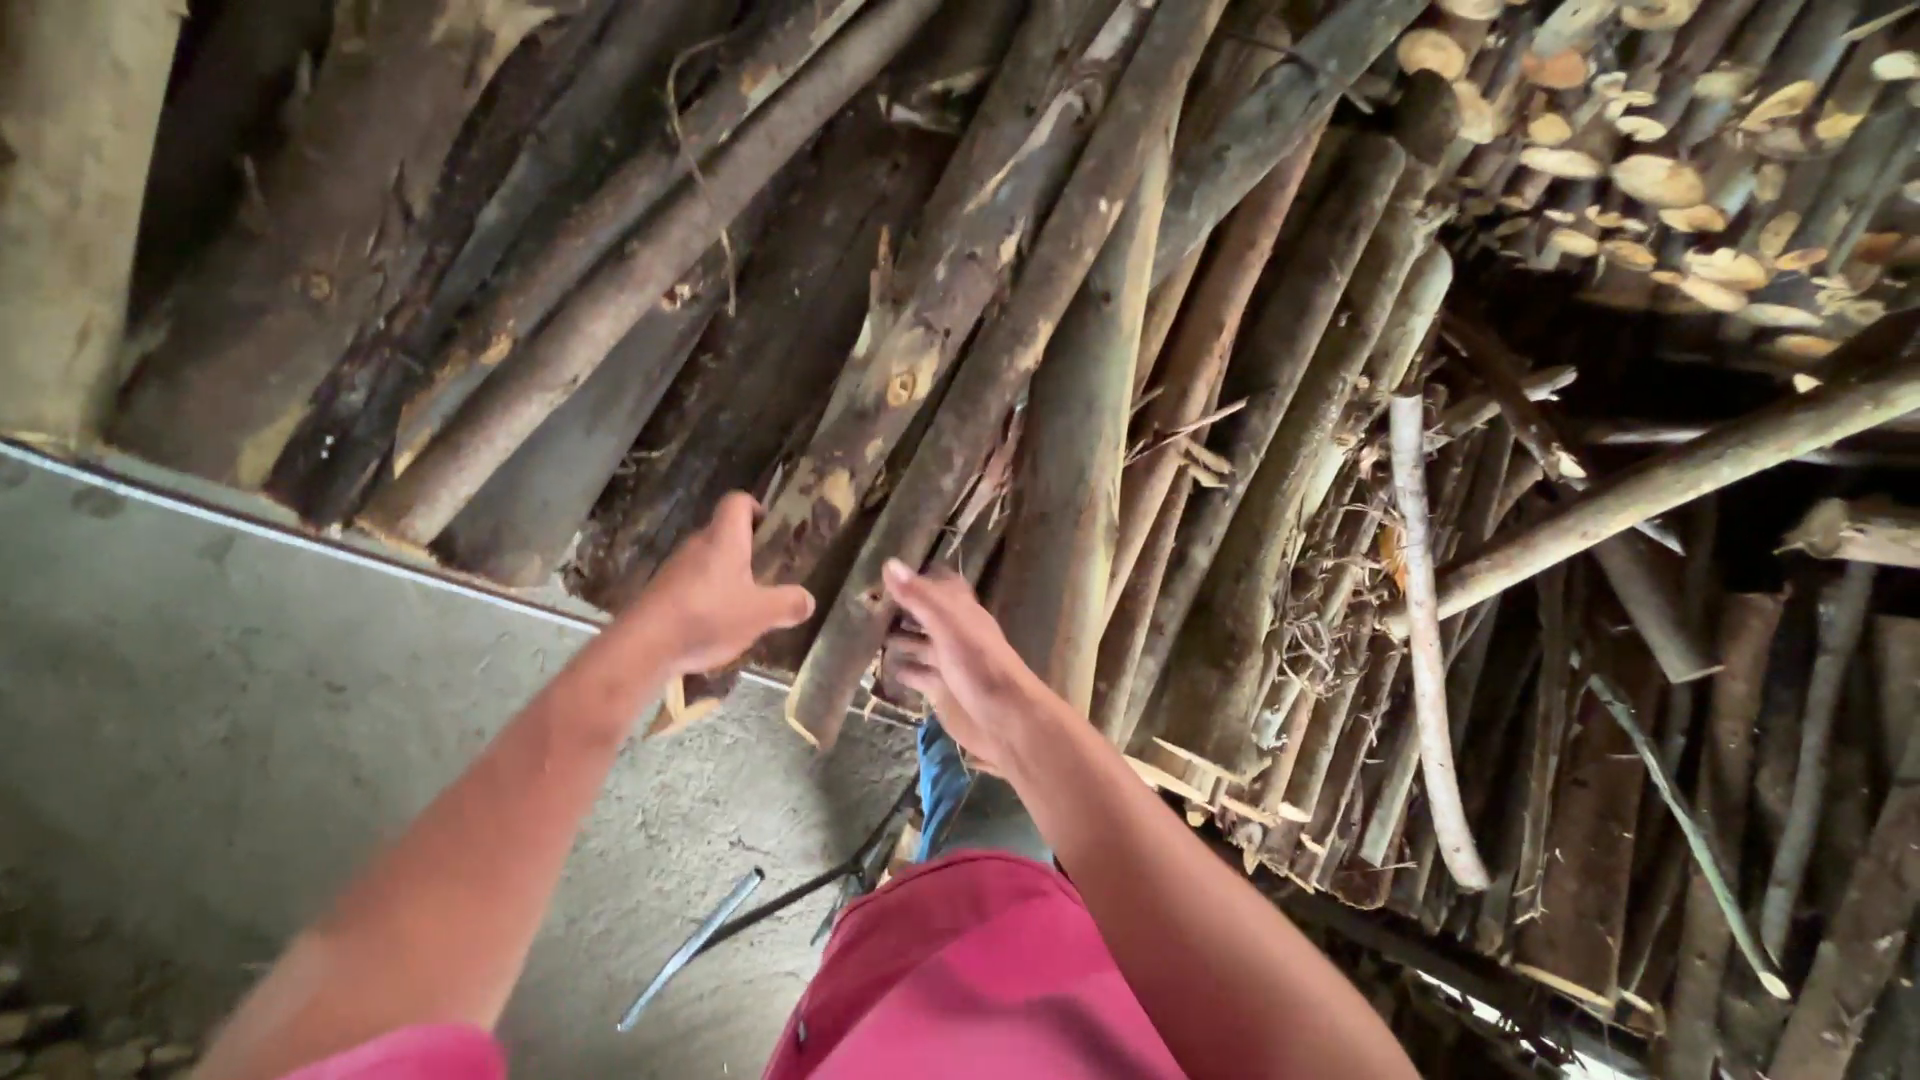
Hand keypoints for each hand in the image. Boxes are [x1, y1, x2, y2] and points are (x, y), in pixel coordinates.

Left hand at [628, 493, 814, 675]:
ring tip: (747, 607)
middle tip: (769, 576)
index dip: (756, 508)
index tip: (771, 531)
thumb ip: (788, 604)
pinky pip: (693, 586)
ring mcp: (675, 569)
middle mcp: (697, 545)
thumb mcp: (761, 613)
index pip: (737, 502)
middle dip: (748, 551)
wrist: (644, 646)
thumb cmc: (708, 615)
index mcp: (724, 539)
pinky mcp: (662, 594)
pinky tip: (718, 627)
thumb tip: (808, 600)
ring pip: (708, 562)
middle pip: (725, 534)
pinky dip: (709, 598)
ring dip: (728, 578)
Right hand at [881, 559, 1063, 773]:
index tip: (887, 572)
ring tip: (865, 633)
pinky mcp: (941, 690)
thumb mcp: (948, 624)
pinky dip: (901, 670)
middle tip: (866, 603)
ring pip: (920, 644)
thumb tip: (889, 564)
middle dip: (902, 608)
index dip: (919, 577)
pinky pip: (917, 675)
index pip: (940, 585)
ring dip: (899, 638)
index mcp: (962, 612)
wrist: (1005, 719)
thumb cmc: (979, 665)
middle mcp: (954, 633)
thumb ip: (920, 597)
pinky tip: (881, 669)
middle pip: (926, 615)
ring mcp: (948, 662)